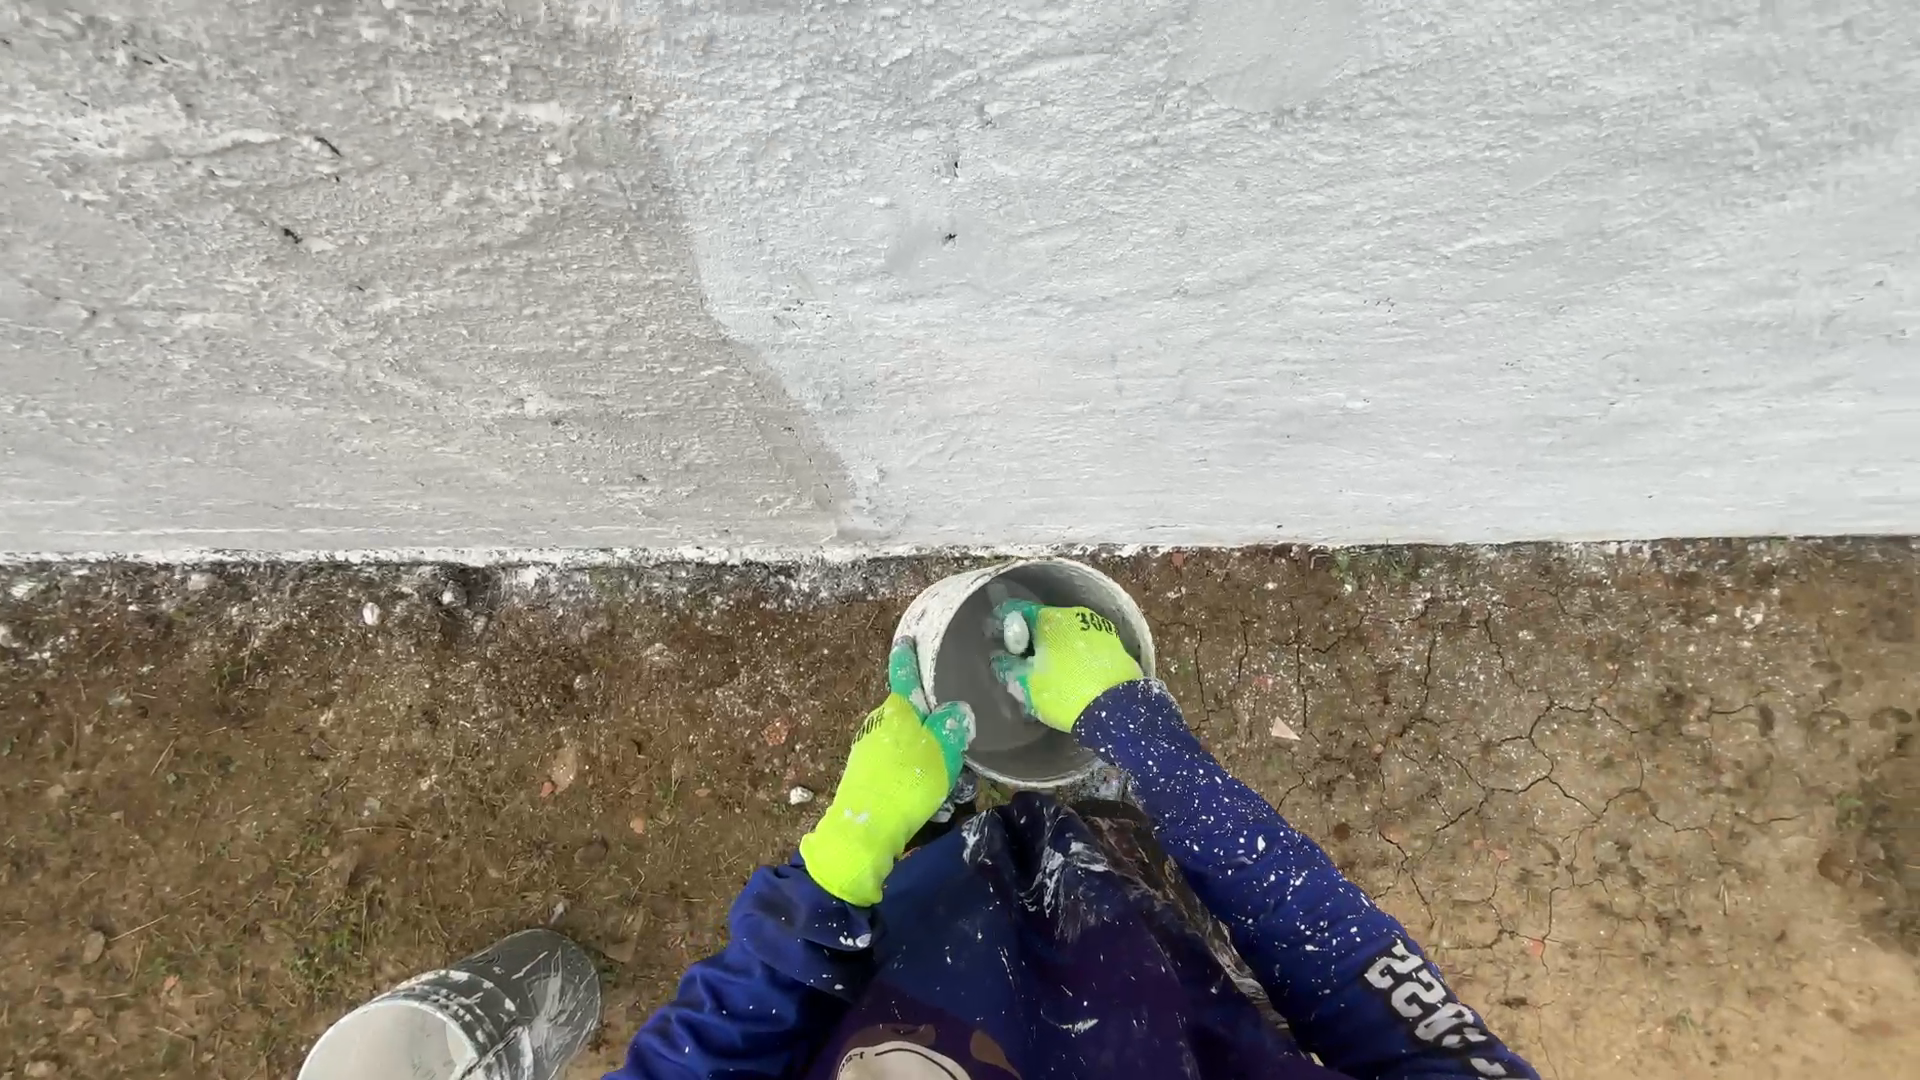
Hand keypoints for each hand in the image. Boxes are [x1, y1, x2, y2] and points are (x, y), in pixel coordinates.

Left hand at [798, 639, 973, 906]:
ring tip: (944, 776)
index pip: (903, 674)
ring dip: (921, 751)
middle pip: (907, 712)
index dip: (907, 656)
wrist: (863, 832)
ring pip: (902, 740)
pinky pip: (894, 762)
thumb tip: (957, 709)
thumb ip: (951, 727)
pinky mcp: (863, 774)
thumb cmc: (906, 784)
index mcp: (896, 710)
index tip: (907, 638)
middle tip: (952, 735)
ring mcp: (867, 748)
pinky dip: (910, 770)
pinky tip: (924, 794)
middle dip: (927, 720)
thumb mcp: (941, 753)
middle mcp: (877, 723)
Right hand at [990, 601, 1142, 731]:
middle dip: (1032, 640)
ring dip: (1056, 647)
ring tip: (1051, 673)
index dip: (1004, 628)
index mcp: (1049, 618)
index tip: (999, 644)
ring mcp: (1099, 627)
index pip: (1017, 611)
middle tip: (1024, 663)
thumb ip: (1007, 667)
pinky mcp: (1116, 645)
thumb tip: (1000, 657)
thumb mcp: (1026, 684)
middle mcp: (1074, 614)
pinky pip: (1087, 645)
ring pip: (1067, 633)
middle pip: (1044, 622)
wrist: (1118, 710)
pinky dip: (1077, 656)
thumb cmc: (1065, 693)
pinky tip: (1075, 676)